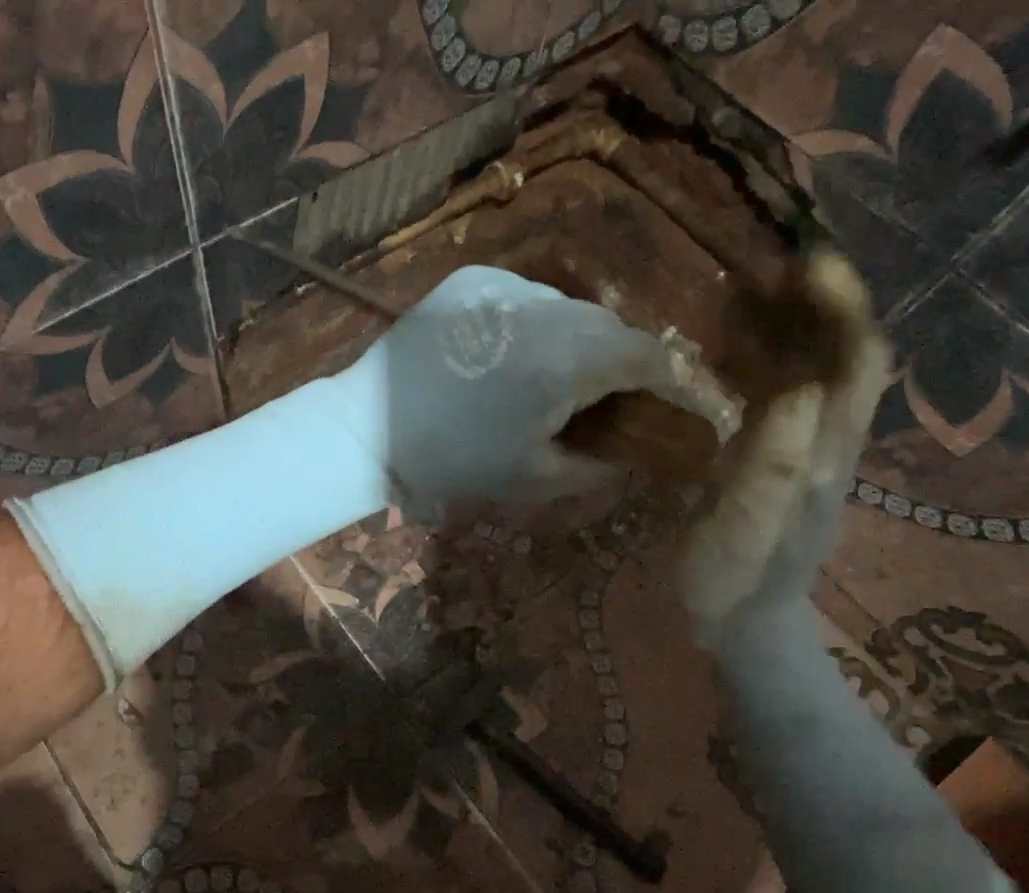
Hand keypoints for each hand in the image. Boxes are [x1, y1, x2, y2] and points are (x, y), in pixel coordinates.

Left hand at [324, 265, 728, 519]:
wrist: (367, 427)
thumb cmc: (454, 461)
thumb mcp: (537, 478)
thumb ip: (602, 462)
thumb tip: (635, 450)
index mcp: (567, 359)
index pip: (645, 355)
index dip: (662, 382)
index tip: (658, 405)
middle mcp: (544, 307)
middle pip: (607, 328)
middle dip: (613, 363)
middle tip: (598, 400)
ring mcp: (503, 285)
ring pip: (566, 309)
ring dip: (570, 340)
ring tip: (541, 378)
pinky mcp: (470, 279)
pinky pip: (523, 298)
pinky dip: (529, 323)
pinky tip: (501, 356)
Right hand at [679, 251, 890, 644]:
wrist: (738, 626)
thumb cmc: (733, 581)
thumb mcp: (747, 532)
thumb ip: (775, 467)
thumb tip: (800, 390)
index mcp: (827, 454)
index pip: (856, 363)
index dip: (843, 309)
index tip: (809, 261)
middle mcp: (829, 443)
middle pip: (843, 356)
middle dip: (817, 304)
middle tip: (769, 265)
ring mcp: (806, 451)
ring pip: (815, 370)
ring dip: (791, 326)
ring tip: (745, 293)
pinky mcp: (778, 459)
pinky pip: (783, 392)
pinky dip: (766, 359)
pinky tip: (732, 348)